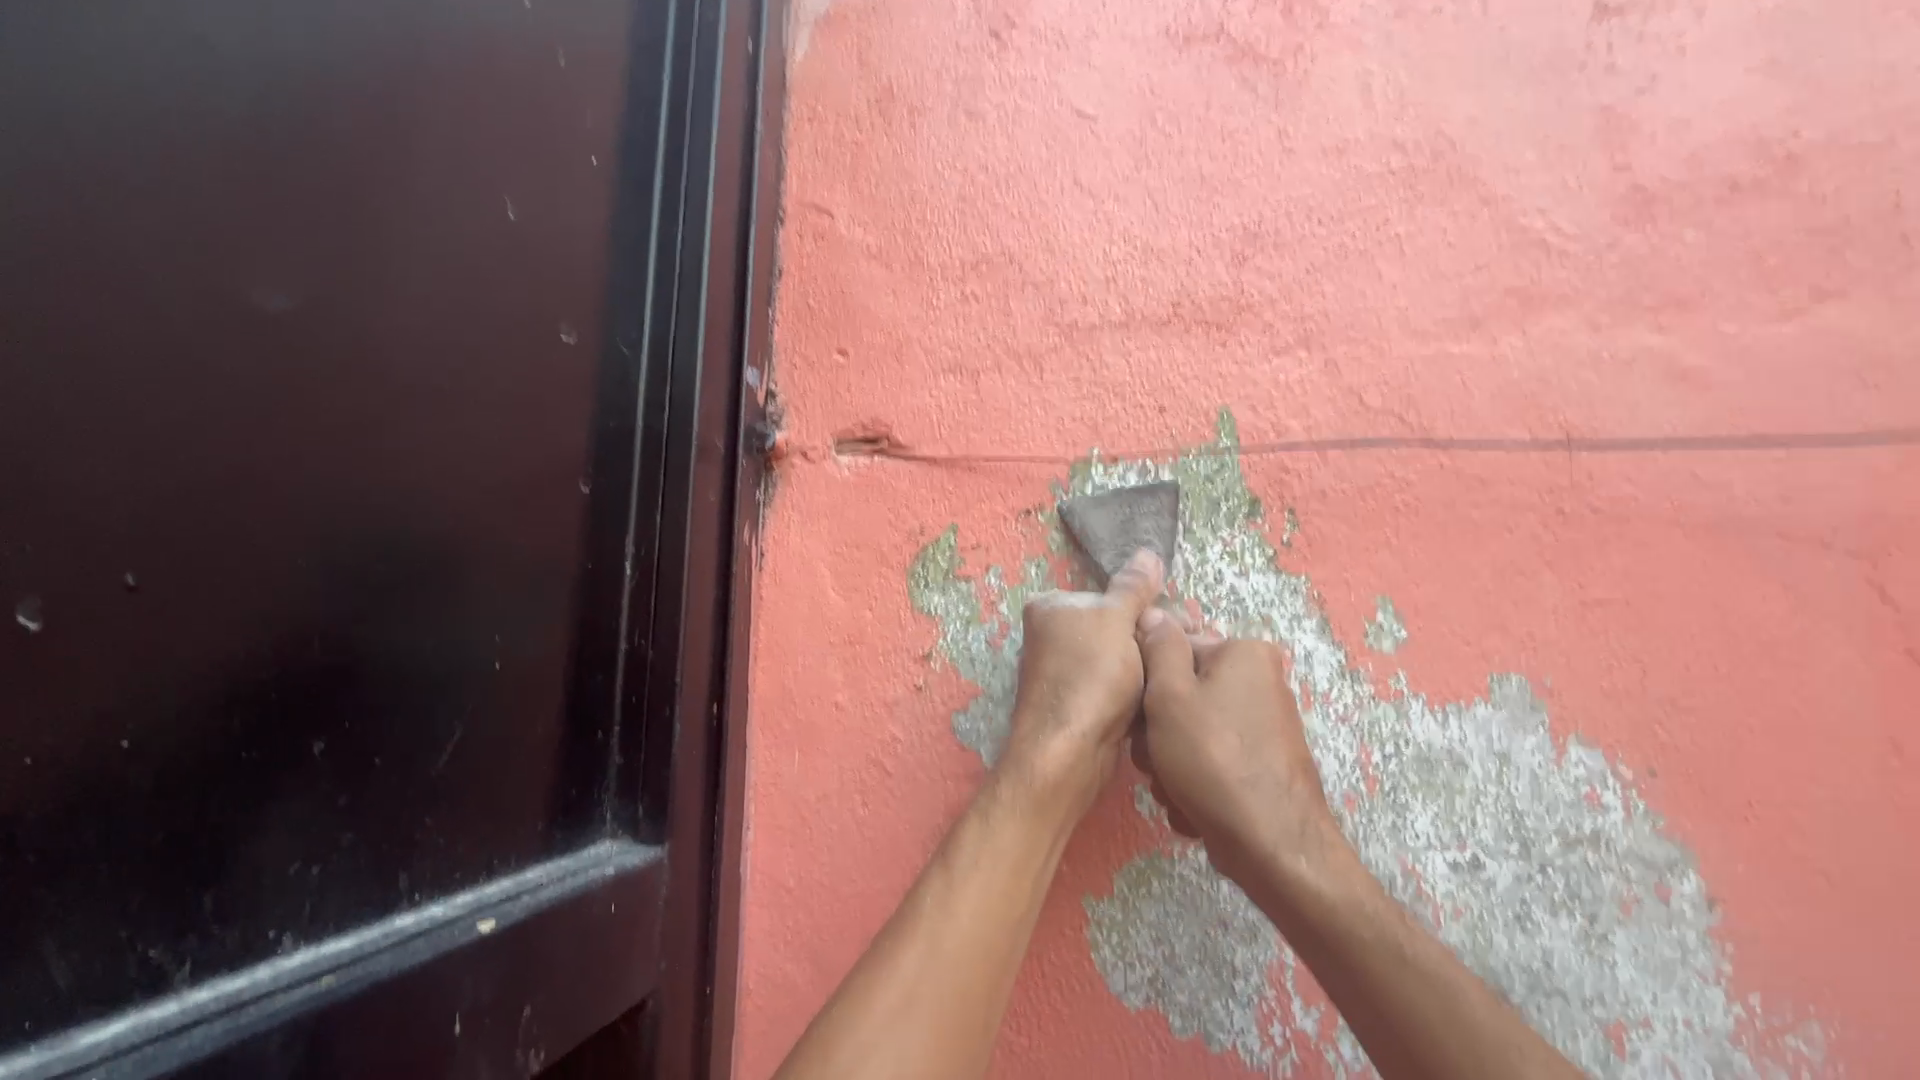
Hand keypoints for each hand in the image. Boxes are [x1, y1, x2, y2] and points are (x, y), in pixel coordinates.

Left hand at [1002, 551, 1166, 812]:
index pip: (1111, 595)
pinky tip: (1164, 700)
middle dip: (1156, 638)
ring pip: (1123, 660)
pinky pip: (1119, 688)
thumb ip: (1134, 588)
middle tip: (1196, 648)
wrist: (1068, 753)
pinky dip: (1141, 692)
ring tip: (1184, 675)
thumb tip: (1147, 553)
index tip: (1188, 621)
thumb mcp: (1116, 620)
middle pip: (1118, 627)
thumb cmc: (1090, 675)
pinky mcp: (1081, 704)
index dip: (1150, 607)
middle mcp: (1053, 636)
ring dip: (1153, 667)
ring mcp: (1066, 672)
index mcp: (1052, 606)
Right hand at [1131, 610, 1341, 886]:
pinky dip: (1194, 783)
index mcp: (1243, 653)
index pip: (1172, 649)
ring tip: (1174, 788)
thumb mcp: (1170, 695)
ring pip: (1189, 733)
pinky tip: (1192, 806)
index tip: (1136, 714)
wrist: (1271, 845)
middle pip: (1181, 693)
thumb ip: (1158, 648)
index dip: (1145, 681)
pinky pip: (1210, 762)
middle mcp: (1259, 682)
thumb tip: (1153, 612)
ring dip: (1169, 763)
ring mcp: (1261, 727)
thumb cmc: (1213, 759)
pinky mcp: (1258, 765)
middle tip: (1153, 757)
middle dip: (1157, 732)